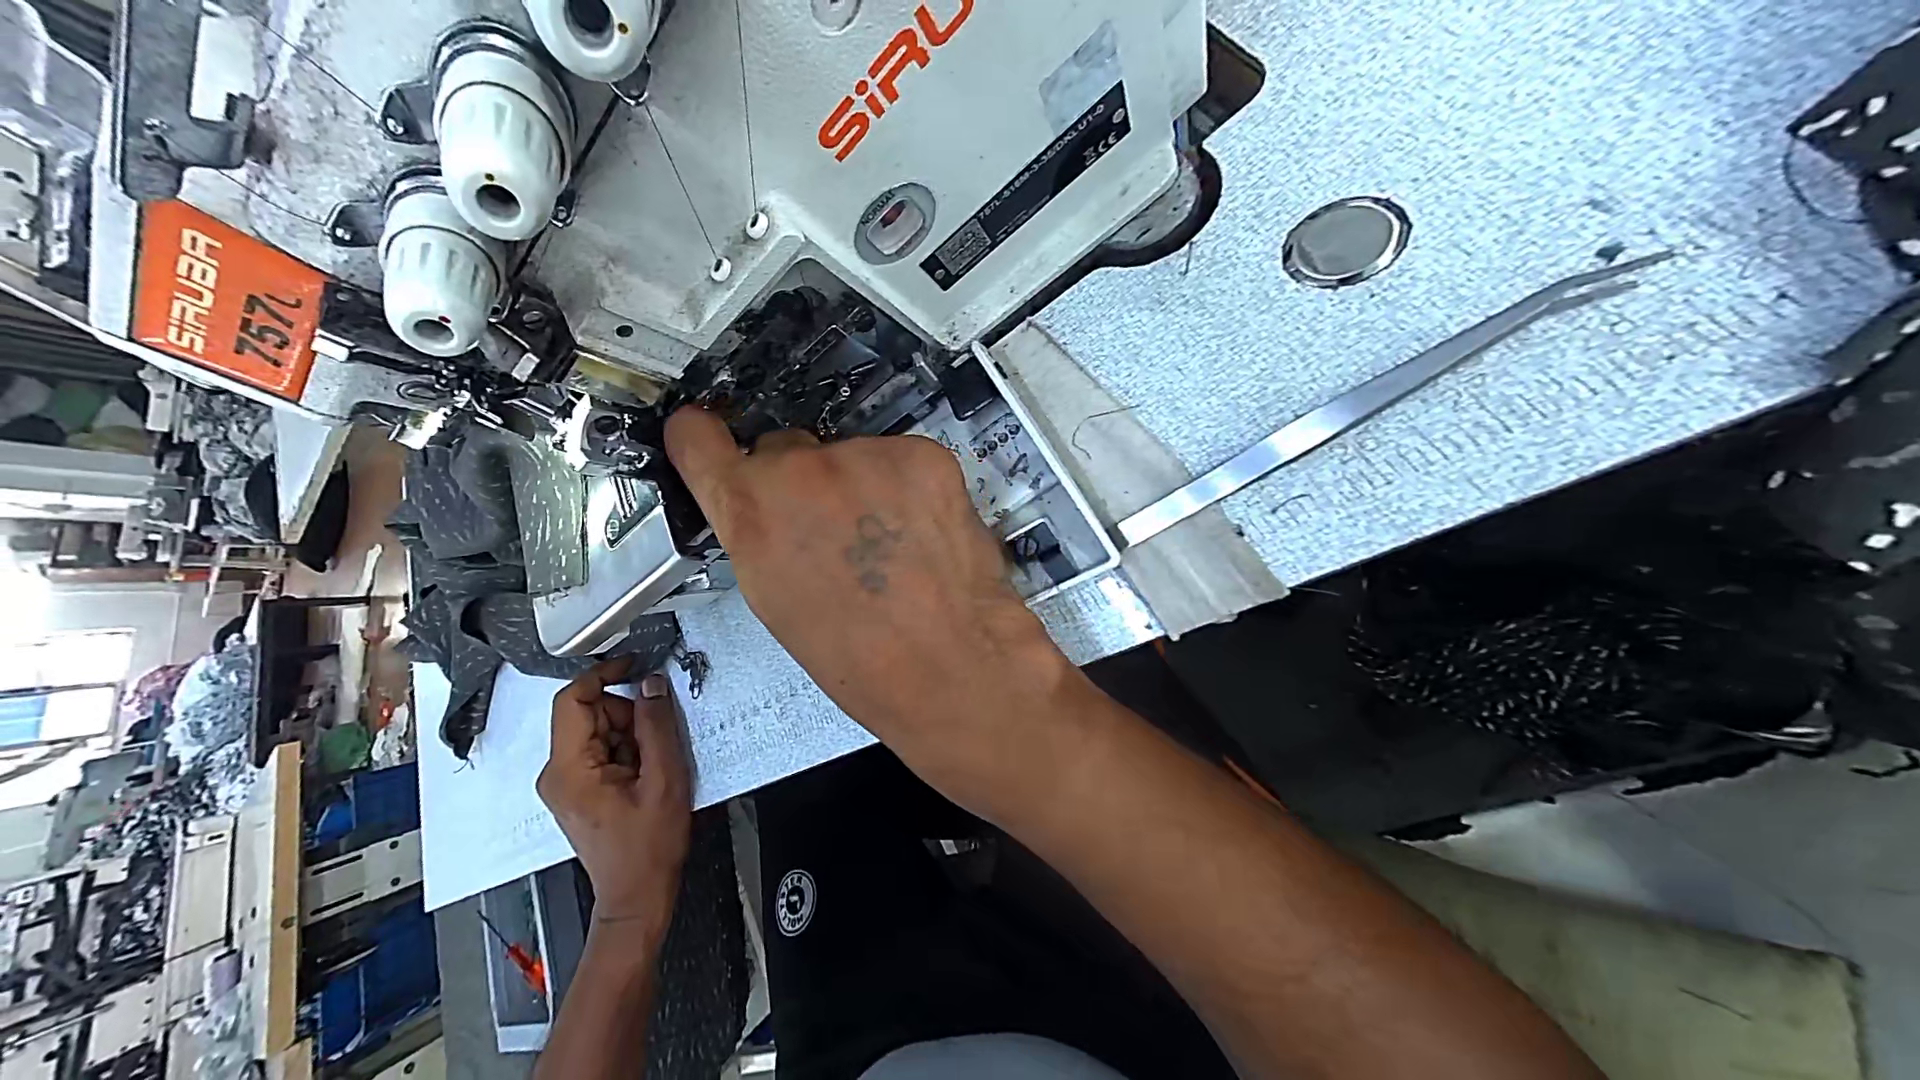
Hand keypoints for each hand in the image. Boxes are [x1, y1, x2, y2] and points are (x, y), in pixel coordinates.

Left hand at [538, 660, 691, 935]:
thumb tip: (652, 684)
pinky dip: (627, 751)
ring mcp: (564, 782)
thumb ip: (657, 725)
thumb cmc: (648, 846)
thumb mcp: (665, 778)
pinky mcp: (576, 789)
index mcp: (569, 769)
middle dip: (628, 715)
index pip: (572, 700)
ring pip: (598, 730)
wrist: (637, 894)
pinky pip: (601, 749)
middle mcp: (556, 772)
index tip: (634, 664)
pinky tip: (645, 775)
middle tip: (658, 741)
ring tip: (653, 767)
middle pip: (590, 714)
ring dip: (631, 735)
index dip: (603, 674)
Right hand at [663, 408, 1083, 795]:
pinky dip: (910, 488)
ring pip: (851, 455)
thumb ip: (758, 534)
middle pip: (789, 449)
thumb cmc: (864, 656)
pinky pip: (902, 459)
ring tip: (888, 545)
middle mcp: (800, 472)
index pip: (698, 439)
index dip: (703, 435)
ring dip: (865, 487)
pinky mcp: (922, 455)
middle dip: (805, 482)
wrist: (947, 662)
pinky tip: (918, 533)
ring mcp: (864, 456)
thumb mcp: (775, 598)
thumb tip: (763, 511)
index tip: (707, 427)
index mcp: (749, 512)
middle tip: (837, 531)